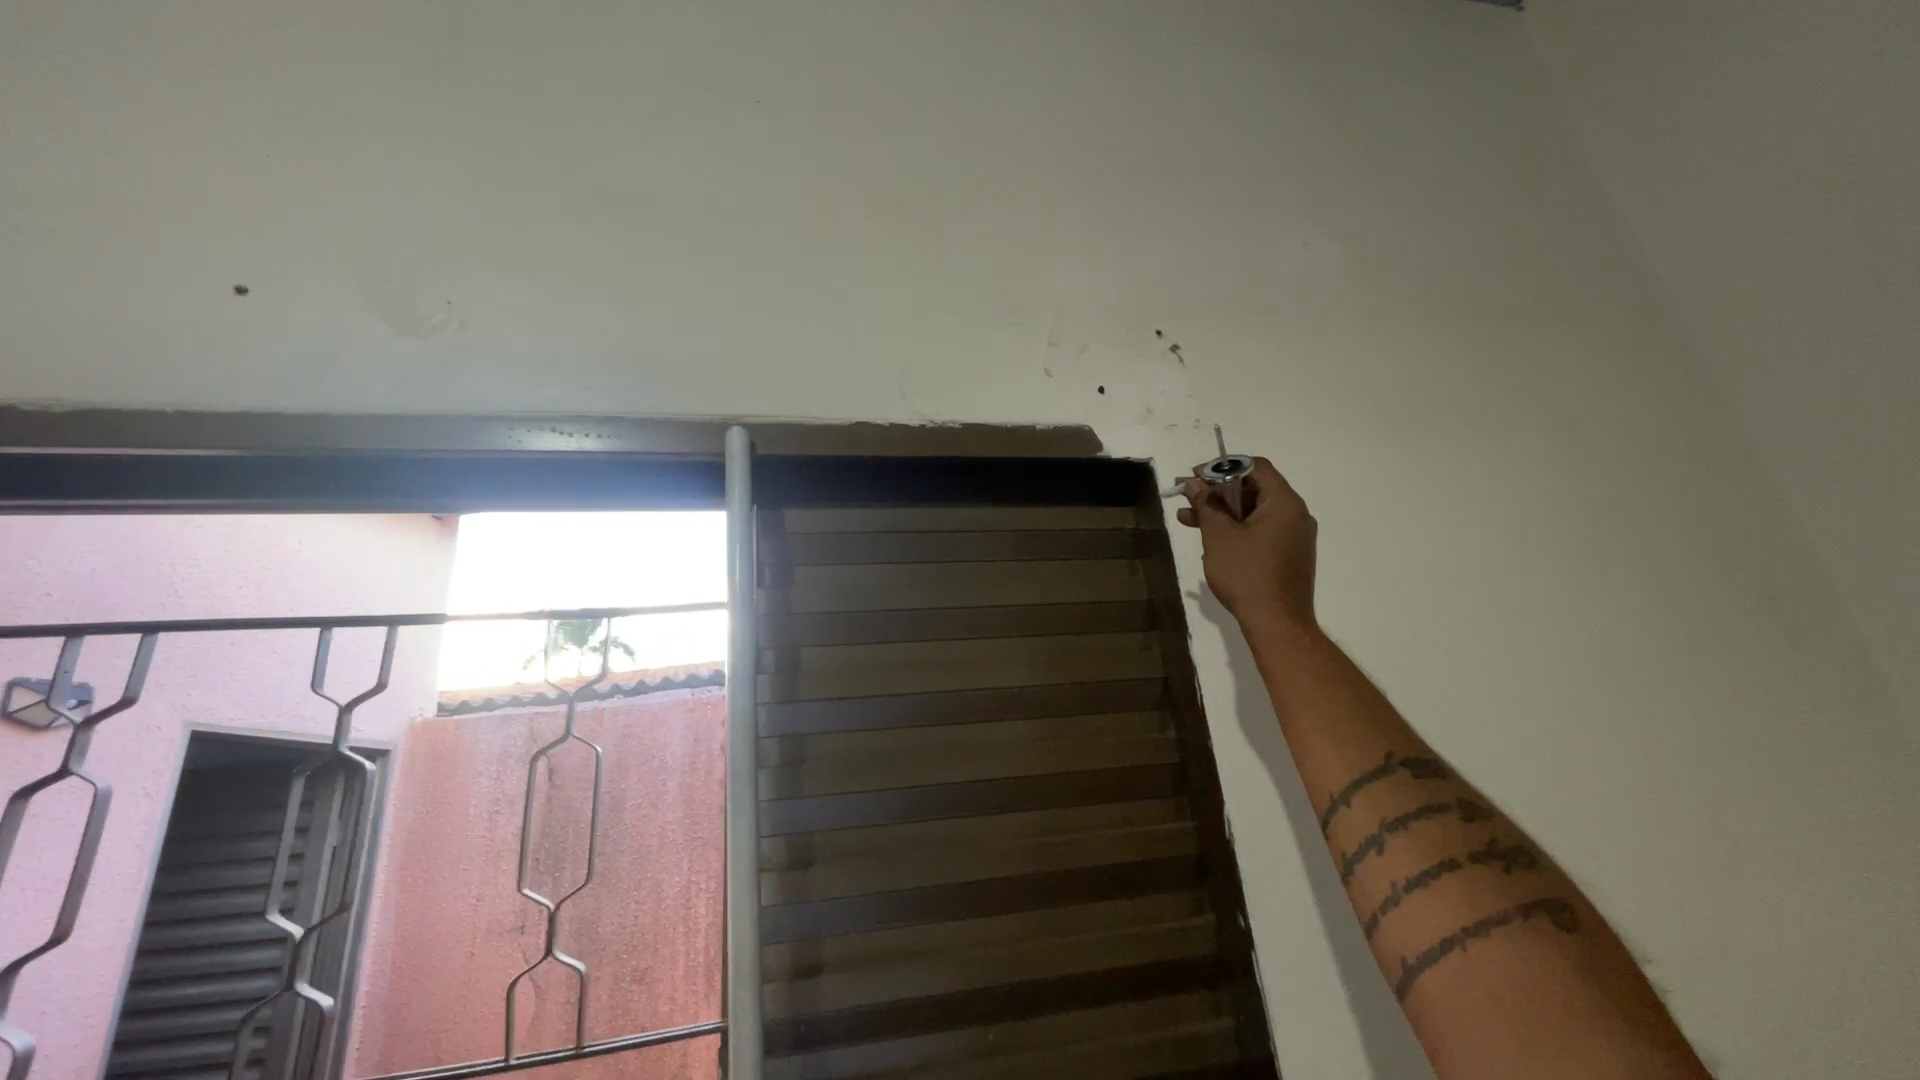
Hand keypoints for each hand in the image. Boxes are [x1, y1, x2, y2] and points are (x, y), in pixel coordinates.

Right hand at [1176, 457, 1317, 628]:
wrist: (1277, 624)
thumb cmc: (1247, 575)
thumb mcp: (1219, 536)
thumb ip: (1206, 505)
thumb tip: (1193, 484)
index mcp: (1284, 502)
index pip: (1255, 467)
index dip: (1222, 467)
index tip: (1194, 477)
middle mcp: (1294, 514)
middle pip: (1254, 489)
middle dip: (1216, 491)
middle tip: (1185, 497)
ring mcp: (1293, 536)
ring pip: (1253, 512)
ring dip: (1221, 512)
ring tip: (1186, 519)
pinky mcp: (1287, 555)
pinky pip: (1260, 531)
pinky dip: (1235, 530)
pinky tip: (1209, 540)